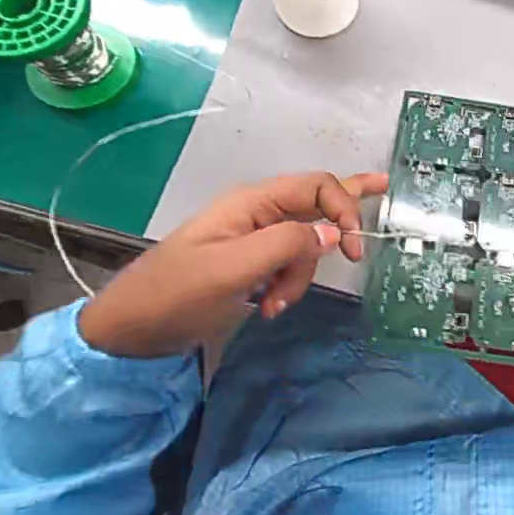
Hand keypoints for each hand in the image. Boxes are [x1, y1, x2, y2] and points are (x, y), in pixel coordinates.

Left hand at [79, 171, 388, 357]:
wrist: (134, 328)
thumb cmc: (179, 293)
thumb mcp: (233, 269)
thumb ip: (285, 245)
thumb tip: (332, 233)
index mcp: (251, 202)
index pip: (315, 186)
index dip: (343, 208)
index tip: (353, 249)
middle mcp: (255, 213)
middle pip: (314, 205)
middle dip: (337, 219)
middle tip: (379, 199)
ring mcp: (251, 239)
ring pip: (303, 245)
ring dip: (299, 276)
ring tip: (274, 305)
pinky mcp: (248, 264)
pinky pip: (285, 264)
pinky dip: (288, 285)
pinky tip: (270, 306)